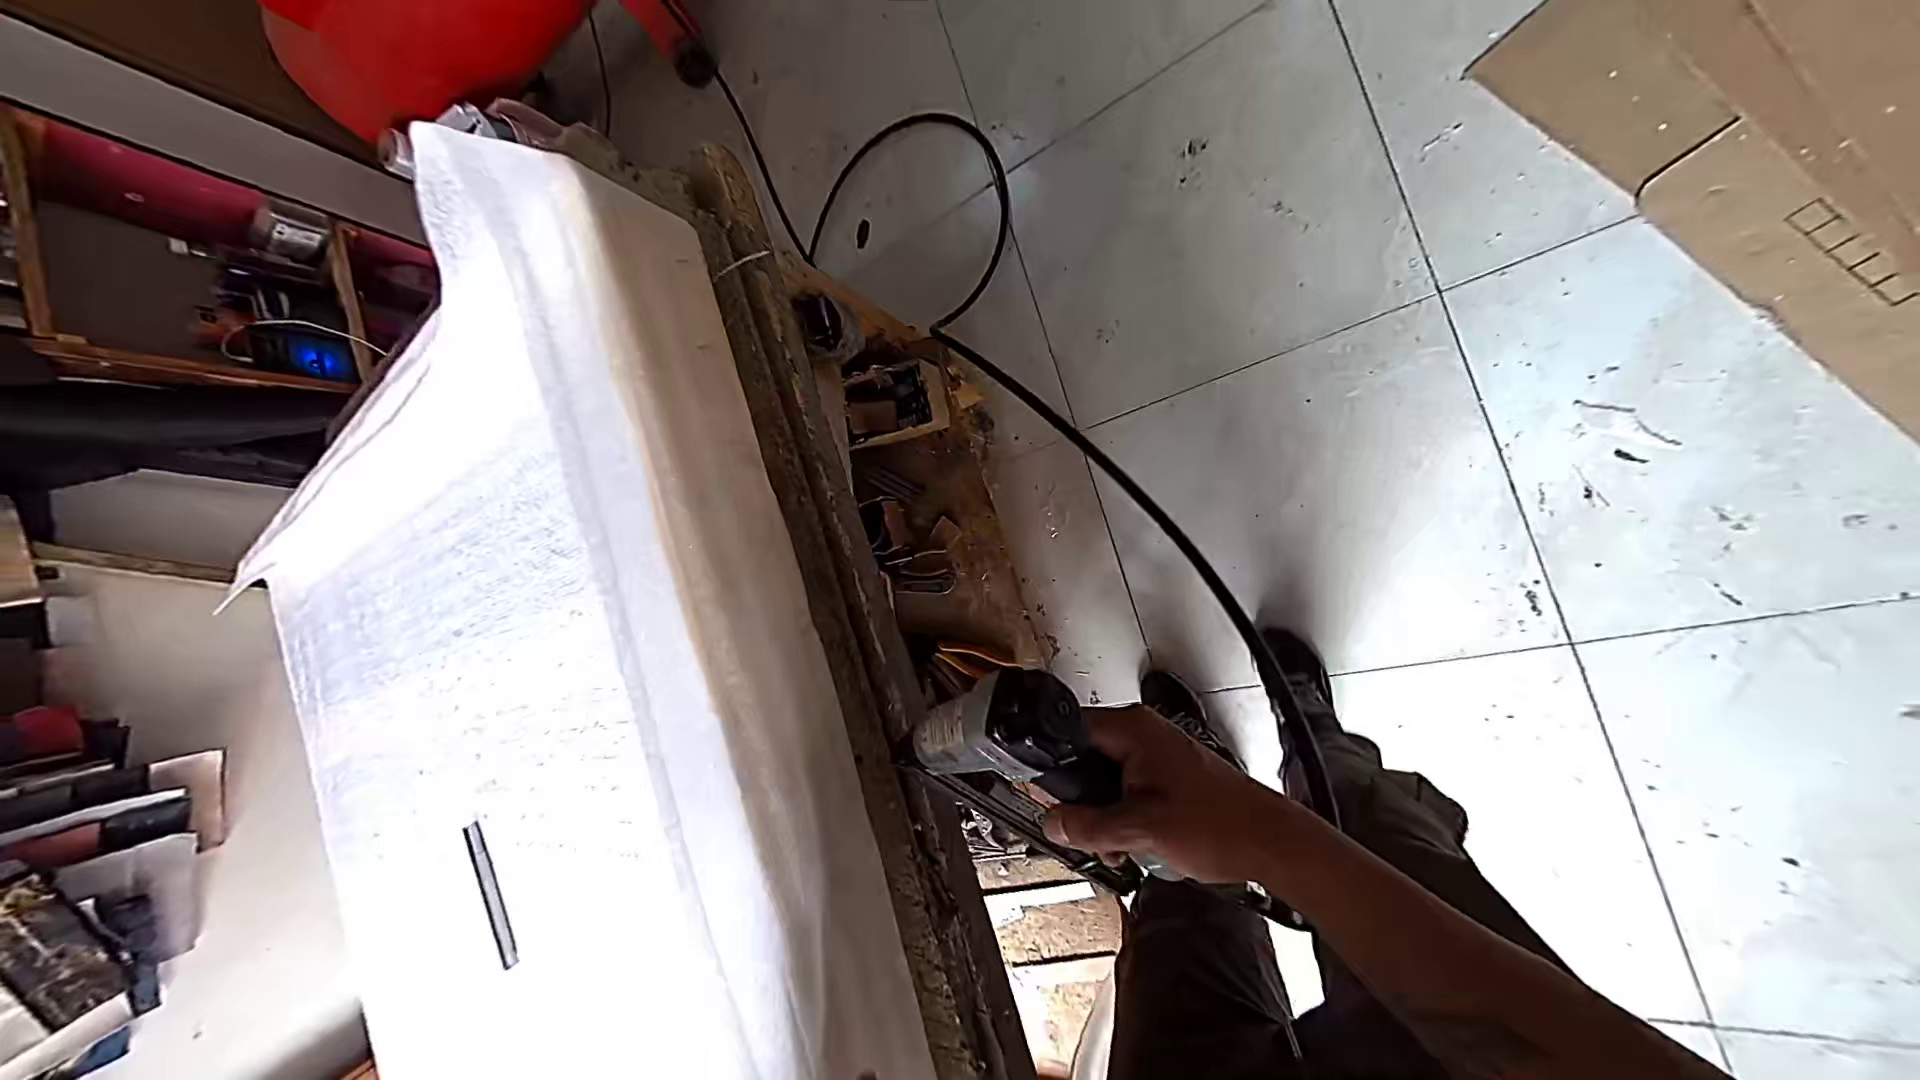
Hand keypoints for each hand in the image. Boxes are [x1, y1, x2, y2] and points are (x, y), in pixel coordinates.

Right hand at [1042, 704, 1292, 882]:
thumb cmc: (1222, 825)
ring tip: (1117, 842)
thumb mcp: (1140, 828)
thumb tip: (1054, 821)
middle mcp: (1143, 732)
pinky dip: (1123, 812)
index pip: (1072, 732)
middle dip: (1084, 798)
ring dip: (1104, 811)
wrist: (1269, 844)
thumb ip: (1089, 826)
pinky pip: (1127, 784)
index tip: (1053, 795)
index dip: (1057, 765)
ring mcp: (1156, 750)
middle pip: (1086, 756)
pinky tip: (1133, 841)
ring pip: (1106, 774)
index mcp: (1133, 729)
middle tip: (1087, 829)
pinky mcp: (1166, 771)